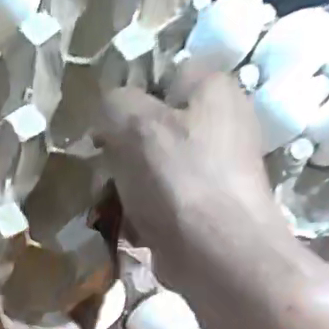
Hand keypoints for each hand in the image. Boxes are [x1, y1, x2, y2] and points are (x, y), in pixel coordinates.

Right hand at [96, 75, 300, 299]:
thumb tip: (106, 112)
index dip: (128, 102)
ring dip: (129, 188)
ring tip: (112, 206)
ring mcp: (218, 167)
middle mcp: (224, 120)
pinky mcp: (209, 206)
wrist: (216, 251)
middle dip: (125, 151)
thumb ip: (113, 105)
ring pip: (156, 168)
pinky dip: (144, 214)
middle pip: (157, 127)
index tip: (104, 132)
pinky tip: (133, 229)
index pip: (163, 77)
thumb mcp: (134, 127)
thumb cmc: (177, 179)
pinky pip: (164, 201)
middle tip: (105, 173)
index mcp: (214, 87)